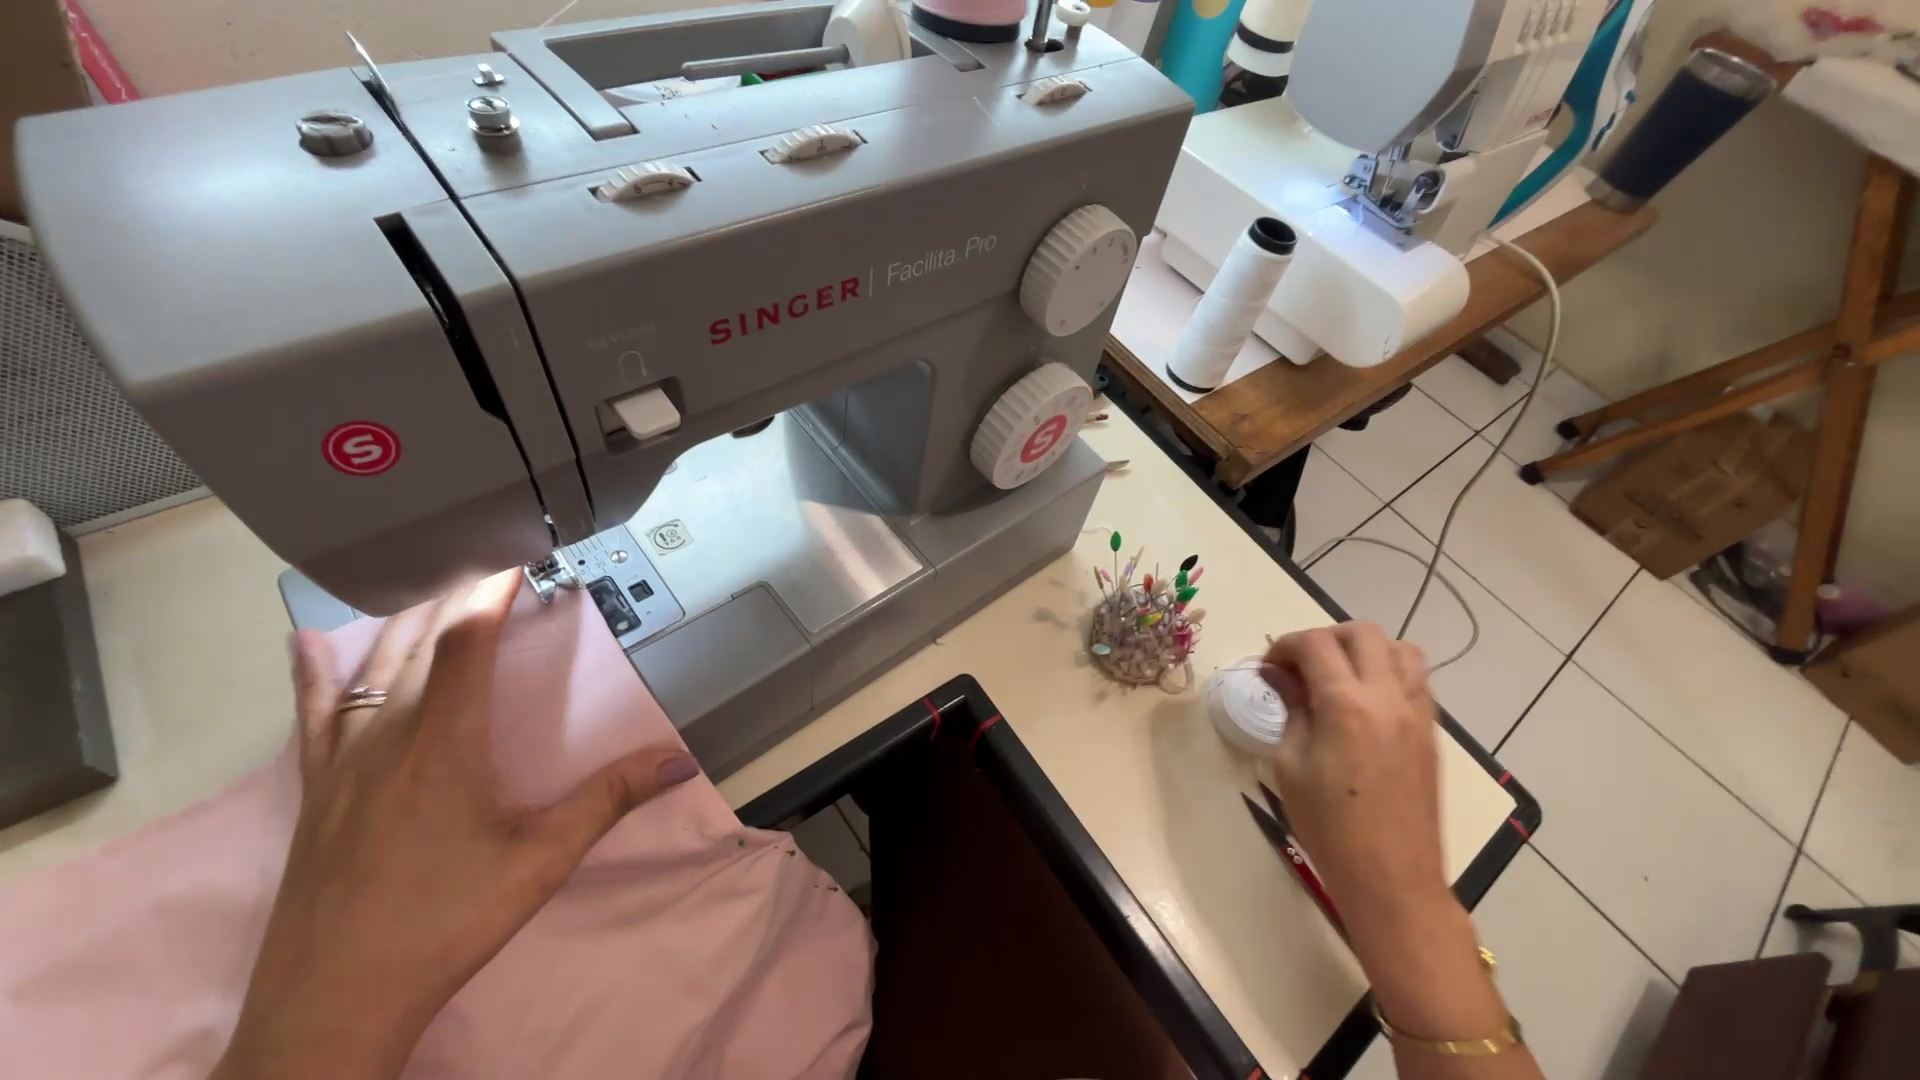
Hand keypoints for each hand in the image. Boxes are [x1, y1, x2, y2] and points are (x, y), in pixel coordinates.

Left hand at [213, 571, 702, 1079]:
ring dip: (404, 620)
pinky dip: (314, 672)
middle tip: (486, 559)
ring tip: (430, 584)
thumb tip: (680, 759)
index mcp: (443, 741)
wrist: (333, 1001)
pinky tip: (305, 644)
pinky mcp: (315, 789)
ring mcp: (341, 760)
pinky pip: (313, 713)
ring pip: (369, 667)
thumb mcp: (543, 859)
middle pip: (418, 640)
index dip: (490, 590)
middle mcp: (386, 735)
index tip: (515, 552)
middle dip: (455, 593)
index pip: (467, 640)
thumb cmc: (447, 922)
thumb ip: (610, 800)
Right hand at [1260, 621, 1444, 926]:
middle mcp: (1388, 697)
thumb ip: (1291, 709)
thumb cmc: (1328, 826)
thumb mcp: (1291, 764)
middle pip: (1362, 633)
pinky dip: (1389, 673)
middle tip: (1301, 668)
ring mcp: (1418, 712)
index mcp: (1346, 705)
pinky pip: (1416, 679)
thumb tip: (1280, 676)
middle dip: (1325, 639)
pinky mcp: (1432, 732)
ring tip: (1339, 678)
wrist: (1391, 877)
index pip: (1314, 644)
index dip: (1284, 647)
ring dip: (1364, 650)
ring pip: (1400, 648)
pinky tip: (1365, 703)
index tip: (1269, 670)